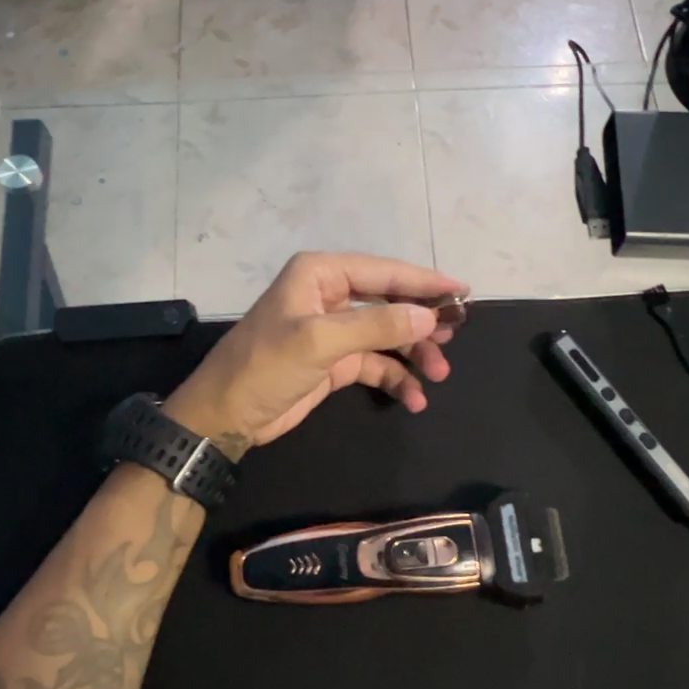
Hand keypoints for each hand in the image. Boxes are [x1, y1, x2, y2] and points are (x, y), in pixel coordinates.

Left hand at [162, 253, 467, 455]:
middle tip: (456, 335)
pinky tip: (413, 398)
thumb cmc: (265, 368)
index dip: (424, 282)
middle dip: (422, 321)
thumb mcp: (320, 342)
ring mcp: (333, 333)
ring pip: (387, 336)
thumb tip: (429, 317)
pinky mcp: (333, 365)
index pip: (383, 272)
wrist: (225, 416)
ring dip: (414, 354)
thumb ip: (377, 326)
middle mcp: (329, 297)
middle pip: (389, 302)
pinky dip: (396, 379)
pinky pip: (375, 365)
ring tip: (439, 373)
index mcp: (320, 275)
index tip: (463, 292)